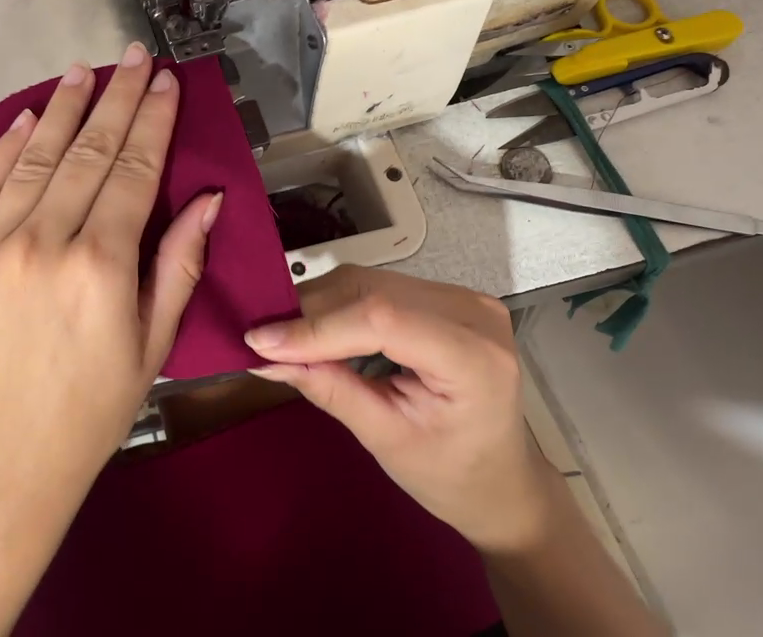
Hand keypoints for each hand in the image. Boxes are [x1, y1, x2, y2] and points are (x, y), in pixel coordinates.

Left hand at [0, 43, 220, 520]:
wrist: (5, 462)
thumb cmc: (92, 410)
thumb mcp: (152, 343)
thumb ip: (177, 263)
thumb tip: (209, 200)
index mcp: (99, 267)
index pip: (134, 171)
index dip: (153, 121)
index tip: (166, 82)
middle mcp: (42, 245)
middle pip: (88, 152)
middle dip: (116, 98)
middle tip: (134, 57)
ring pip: (33, 159)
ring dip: (63, 110)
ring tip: (84, 72)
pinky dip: (3, 149)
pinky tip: (27, 118)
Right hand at [246, 266, 555, 553]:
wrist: (503, 482)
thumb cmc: (451, 476)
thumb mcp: (386, 440)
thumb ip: (329, 389)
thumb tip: (264, 355)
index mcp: (474, 356)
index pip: (381, 318)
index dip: (315, 326)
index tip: (259, 340)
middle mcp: (472, 311)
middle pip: (370, 291)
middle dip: (308, 312)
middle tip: (260, 339)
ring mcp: (461, 297)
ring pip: (367, 281)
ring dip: (318, 305)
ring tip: (281, 336)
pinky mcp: (444, 295)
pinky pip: (376, 286)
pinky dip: (337, 305)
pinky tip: (314, 328)